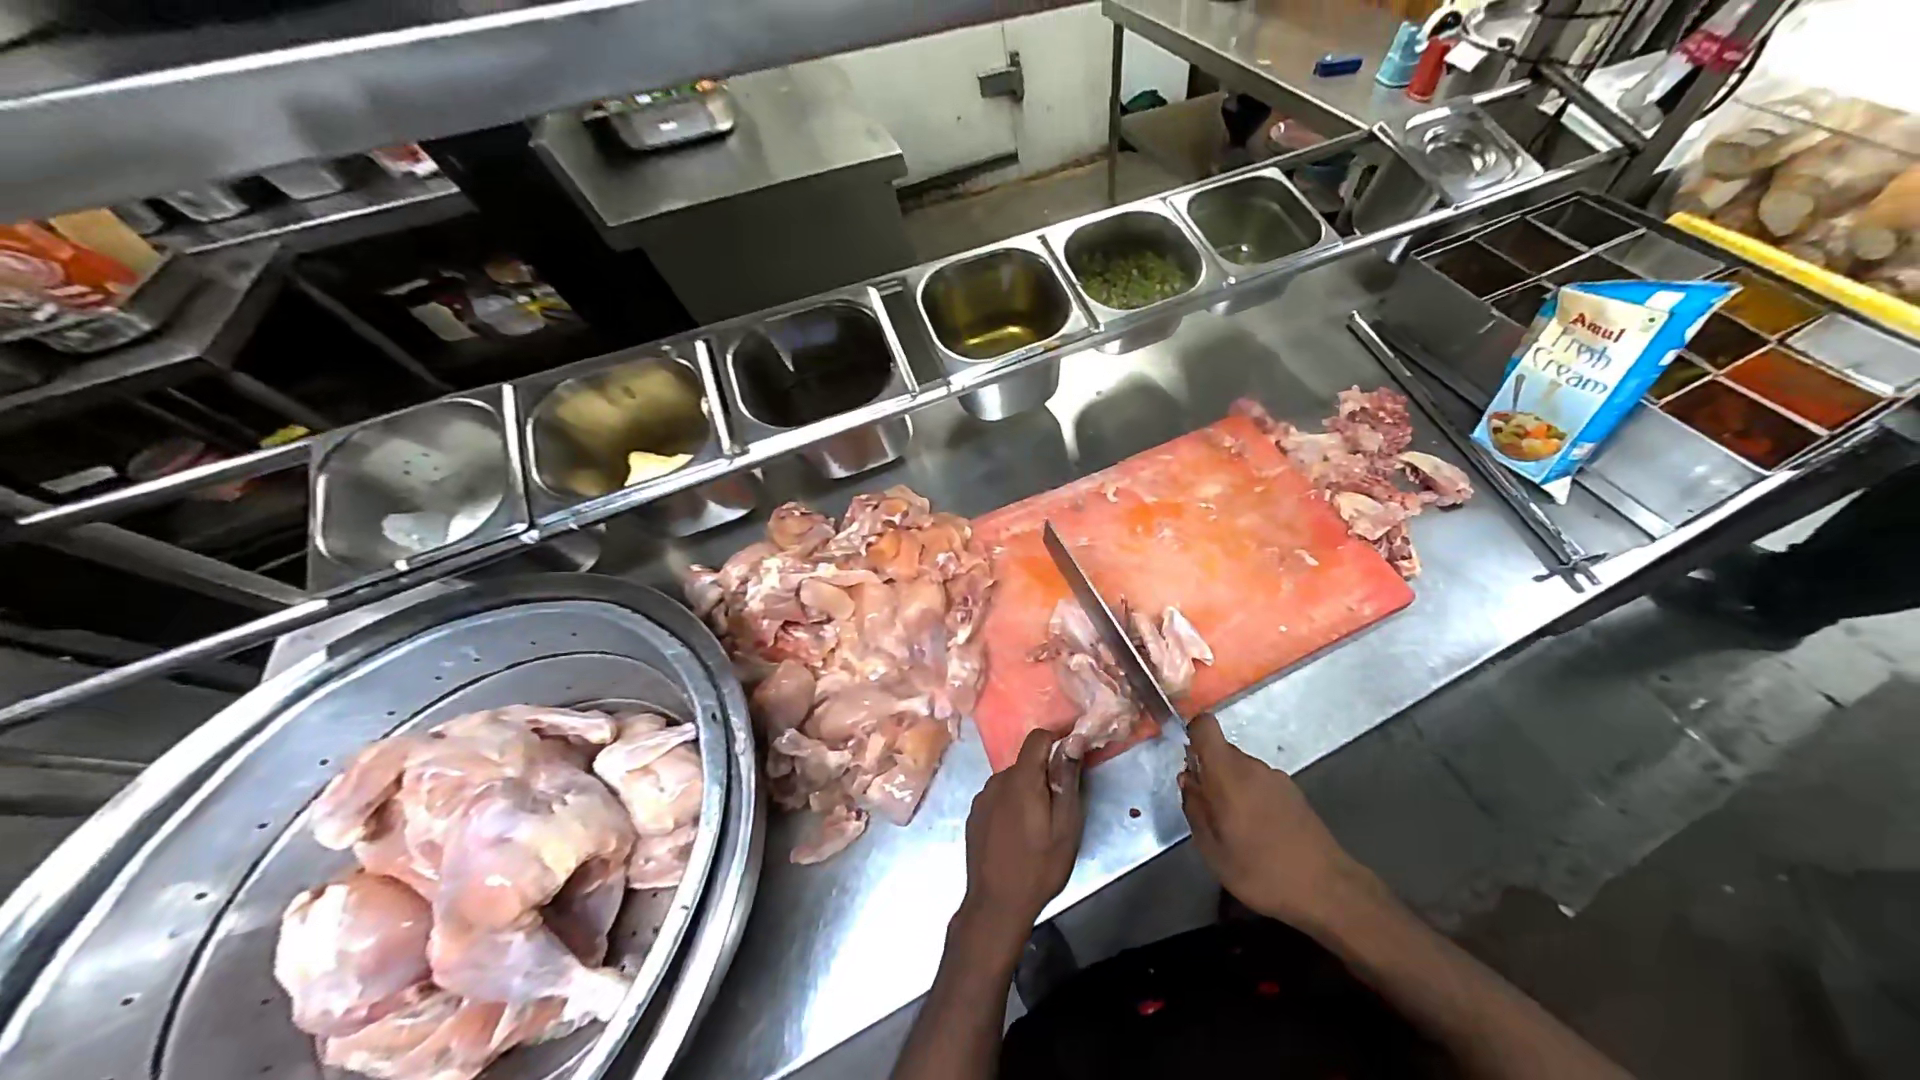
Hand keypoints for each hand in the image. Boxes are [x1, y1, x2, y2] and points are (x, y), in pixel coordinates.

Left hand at [956, 728, 1084, 951]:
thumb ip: (1067, 779)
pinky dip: (1012, 805)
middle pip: (1026, 763)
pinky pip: (998, 798)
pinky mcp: (974, 816)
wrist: (996, 904)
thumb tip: (1073, 739)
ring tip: (1042, 824)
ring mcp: (981, 799)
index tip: (1075, 748)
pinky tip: (1020, 834)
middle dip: (1046, 773)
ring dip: (1028, 791)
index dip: (1058, 737)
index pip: (1038, 738)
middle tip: (1063, 803)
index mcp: (1020, 778)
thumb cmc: (1039, 866)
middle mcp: (996, 781)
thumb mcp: (1066, 825)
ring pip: (1012, 782)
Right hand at [1179, 712, 1373, 928]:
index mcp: (1228, 774)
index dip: (1192, 733)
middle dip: (1208, 772)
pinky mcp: (1294, 793)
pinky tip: (1259, 833)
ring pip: (1241, 769)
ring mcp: (1277, 779)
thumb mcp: (1212, 849)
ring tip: (1234, 828)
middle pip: (1222, 751)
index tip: (1187, 760)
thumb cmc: (1261, 871)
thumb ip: (1194, 808)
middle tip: (1207, 810)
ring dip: (1231, 788)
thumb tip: (1188, 780)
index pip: (1205, 726)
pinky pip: (1260, 783)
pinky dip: (1251, 798)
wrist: (1329, 891)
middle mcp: (1253, 767)